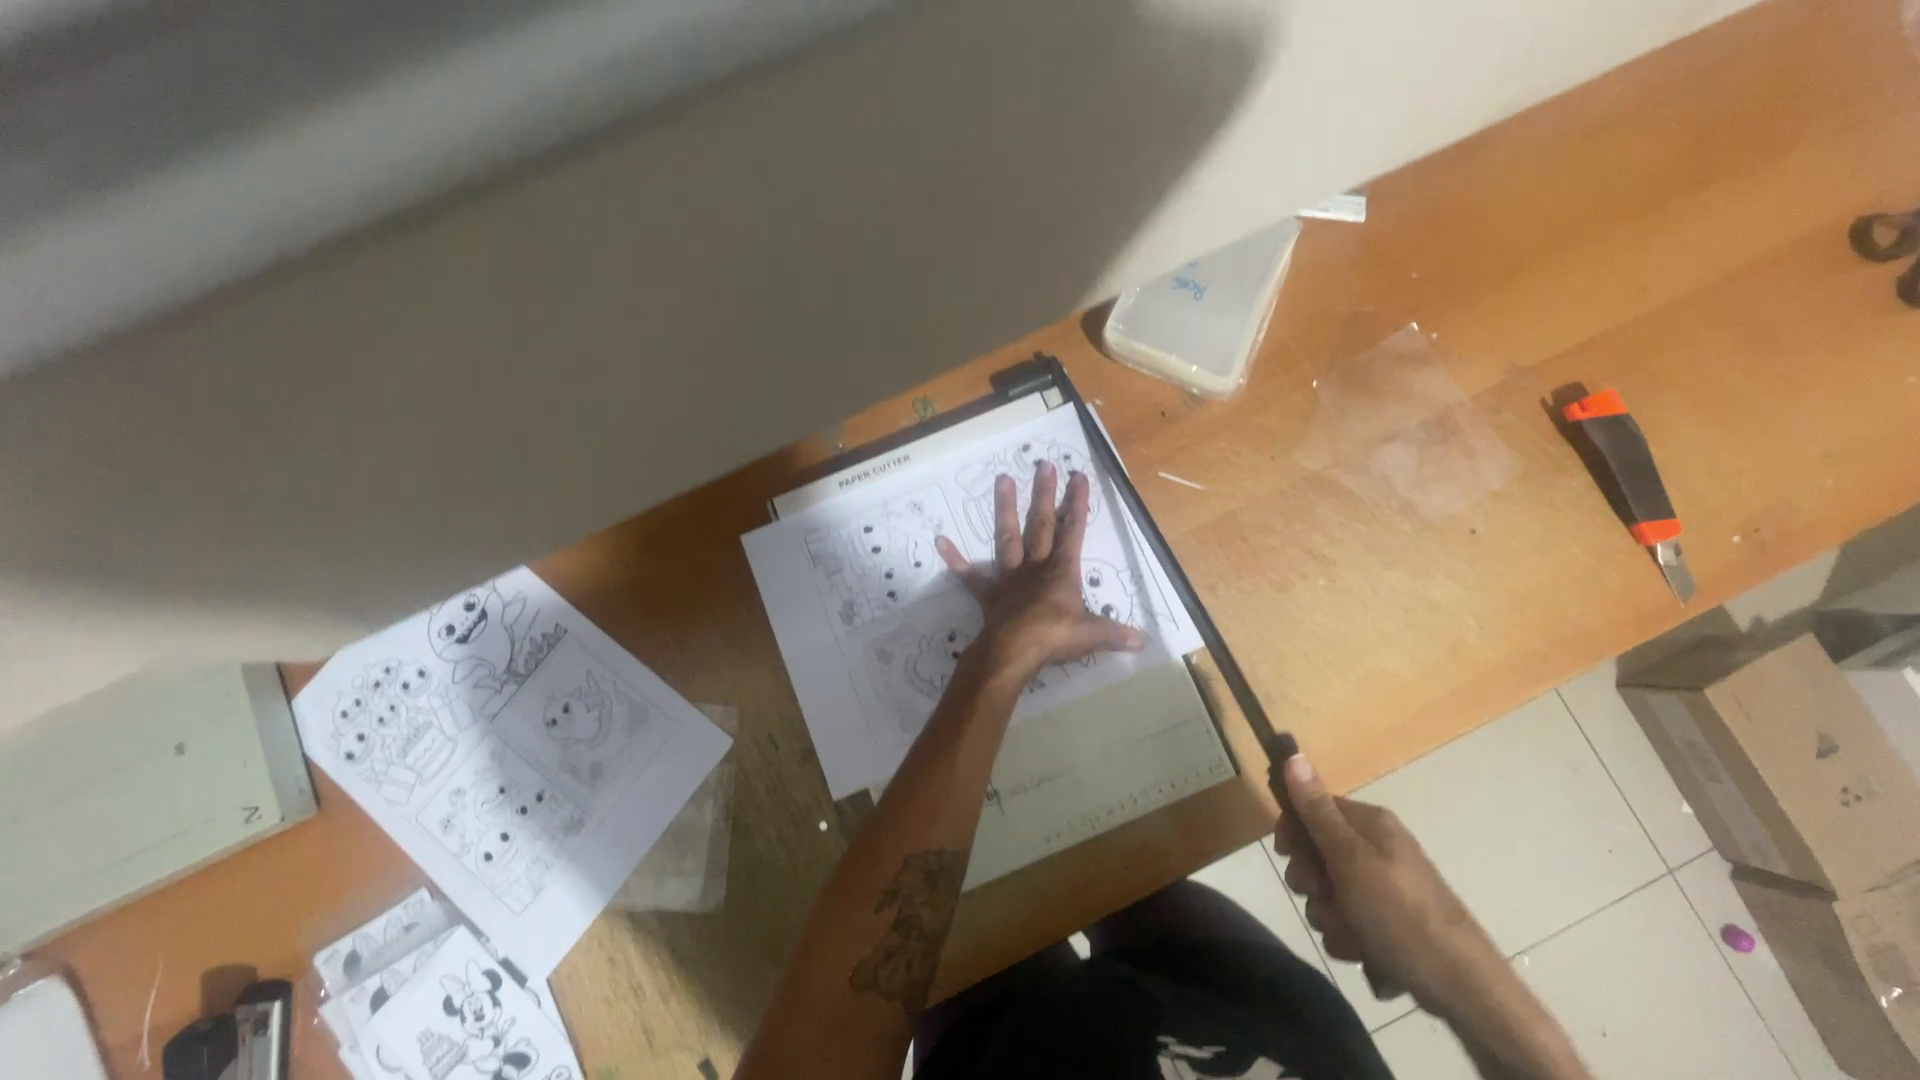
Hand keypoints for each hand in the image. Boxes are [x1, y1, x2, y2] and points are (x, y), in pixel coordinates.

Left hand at [936, 462, 1144, 683]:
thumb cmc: (1054, 638)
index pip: (1073, 532)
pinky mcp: (988, 594)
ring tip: (1002, 479)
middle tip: (1044, 465)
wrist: (1012, 652)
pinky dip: (955, 560)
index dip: (1077, 505)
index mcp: (1061, 571)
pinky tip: (940, 540)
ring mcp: (1009, 578)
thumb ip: (1115, 634)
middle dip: (1044, 495)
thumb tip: (1142, 642)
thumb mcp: (1091, 635)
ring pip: (1007, 537)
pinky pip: (969, 576)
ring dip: (1005, 509)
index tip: (1078, 477)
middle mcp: (1035, 566)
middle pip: (1041, 525)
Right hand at [1275, 754, 1506, 1015]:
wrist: (1458, 984)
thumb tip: (1293, 755)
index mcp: (1370, 824)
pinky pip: (1345, 924)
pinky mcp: (1385, 922)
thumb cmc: (1400, 913)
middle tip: (1327, 897)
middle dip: (1312, 884)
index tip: (1287, 855)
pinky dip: (1348, 939)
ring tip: (1353, 933)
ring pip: (1326, 895)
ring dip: (1330, 918)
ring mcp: (1381, 888)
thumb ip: (1317, 812)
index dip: (1293, 833)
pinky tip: (1364, 952)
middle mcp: (1375, 849)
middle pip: (1314, 855)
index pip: (1311, 809)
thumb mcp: (1351, 859)